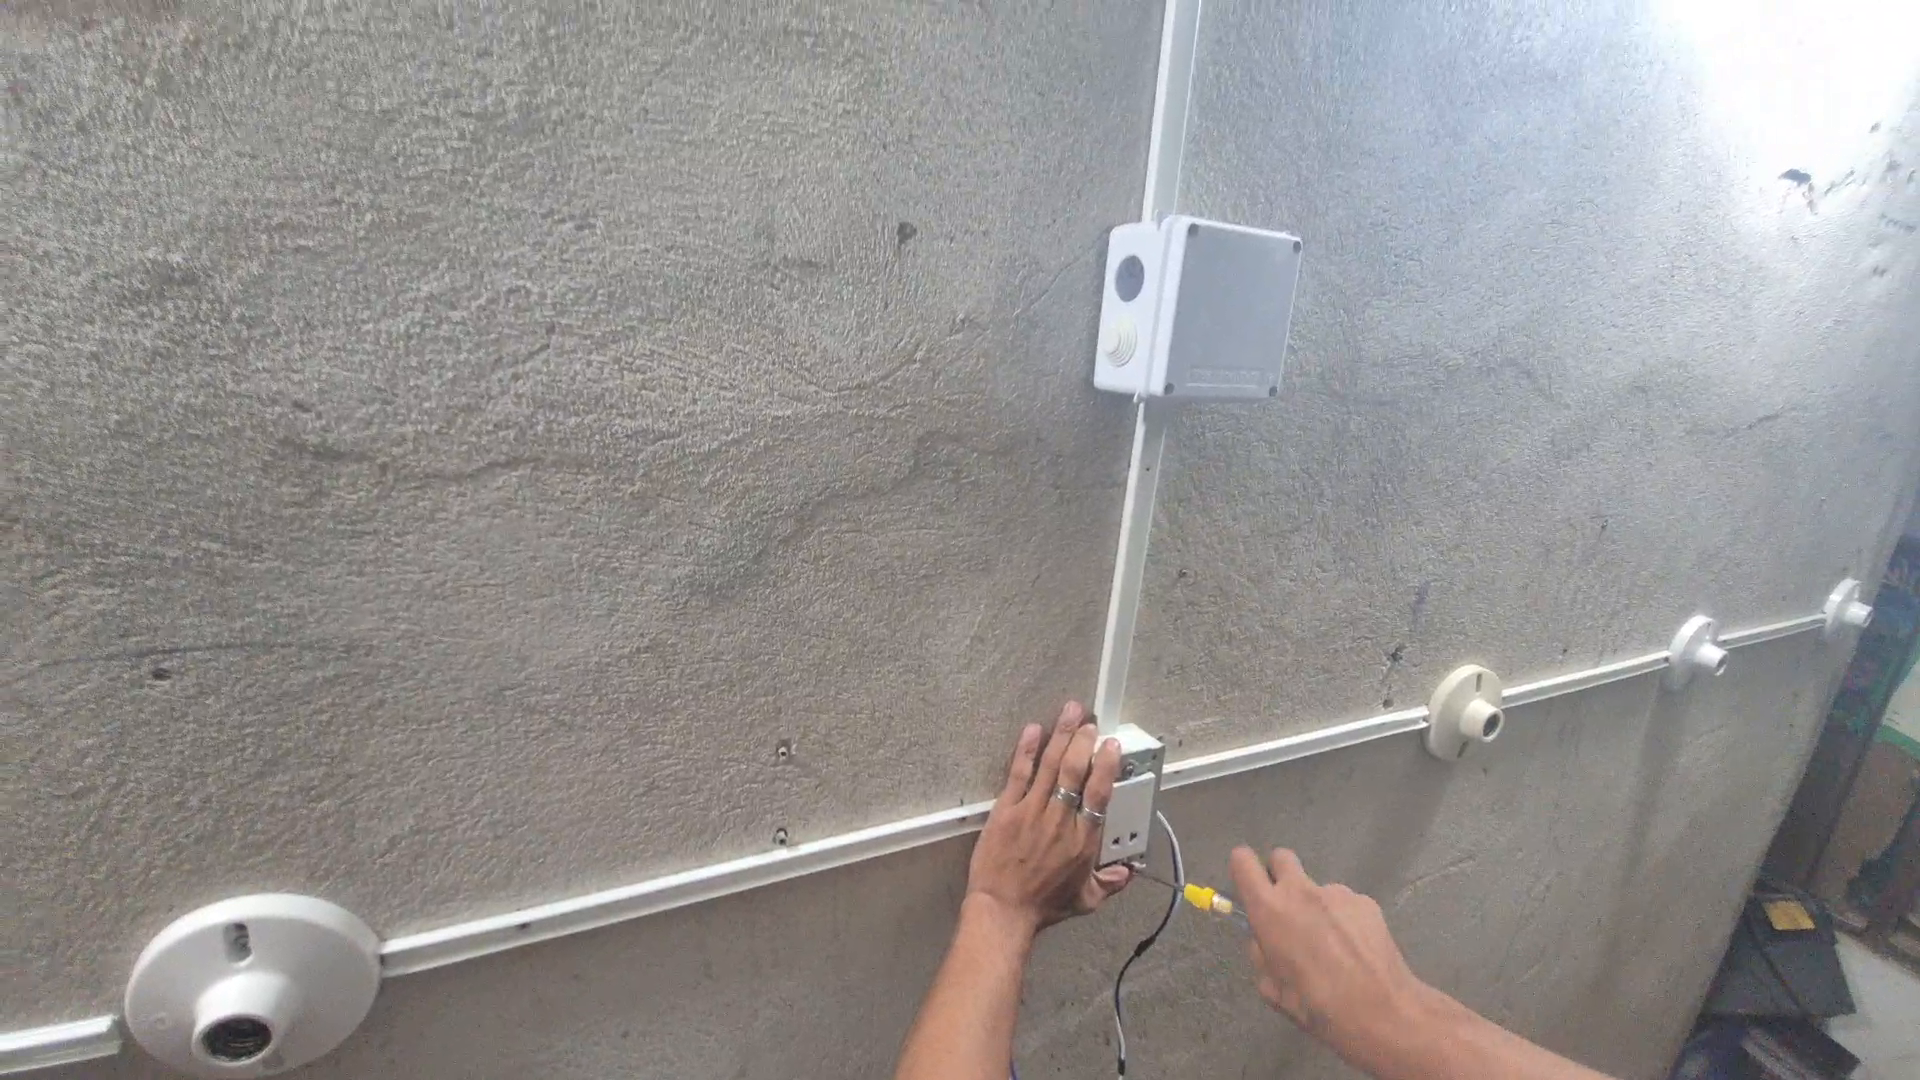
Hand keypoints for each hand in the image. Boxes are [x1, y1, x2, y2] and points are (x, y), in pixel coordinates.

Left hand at [964, 701, 1131, 935]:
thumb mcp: (1085, 900)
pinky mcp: (1006, 810)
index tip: (1112, 745)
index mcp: (1083, 841)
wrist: (1002, 911)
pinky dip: (1027, 750)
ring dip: (1062, 736)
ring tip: (1070, 712)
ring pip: (1051, 766)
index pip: (1100, 794)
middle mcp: (1060, 821)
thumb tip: (1128, 873)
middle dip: (1084, 741)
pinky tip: (1033, 730)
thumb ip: (1110, 883)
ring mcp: (1032, 812)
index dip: (1107, 765)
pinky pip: (1018, 774)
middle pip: (1076, 771)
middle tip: (1090, 721)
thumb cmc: (1042, 906)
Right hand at [1230, 847, 1434, 1062]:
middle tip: (1290, 909)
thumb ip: (1261, 956)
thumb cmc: (1320, 1007)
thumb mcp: (1274, 990)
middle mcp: (1299, 890)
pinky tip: (1358, 950)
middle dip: (1281, 876)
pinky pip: (1347, 904)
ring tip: (1336, 945)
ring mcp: (1335, 892)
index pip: (1242, 860)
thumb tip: (1264, 943)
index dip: (1244, 870)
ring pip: (1317, 887)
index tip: (1251, 889)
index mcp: (1269, 908)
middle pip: (1280, 857)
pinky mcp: (1365, 902)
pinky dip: (1347, 920)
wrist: (1386, 1015)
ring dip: (1318, 906)